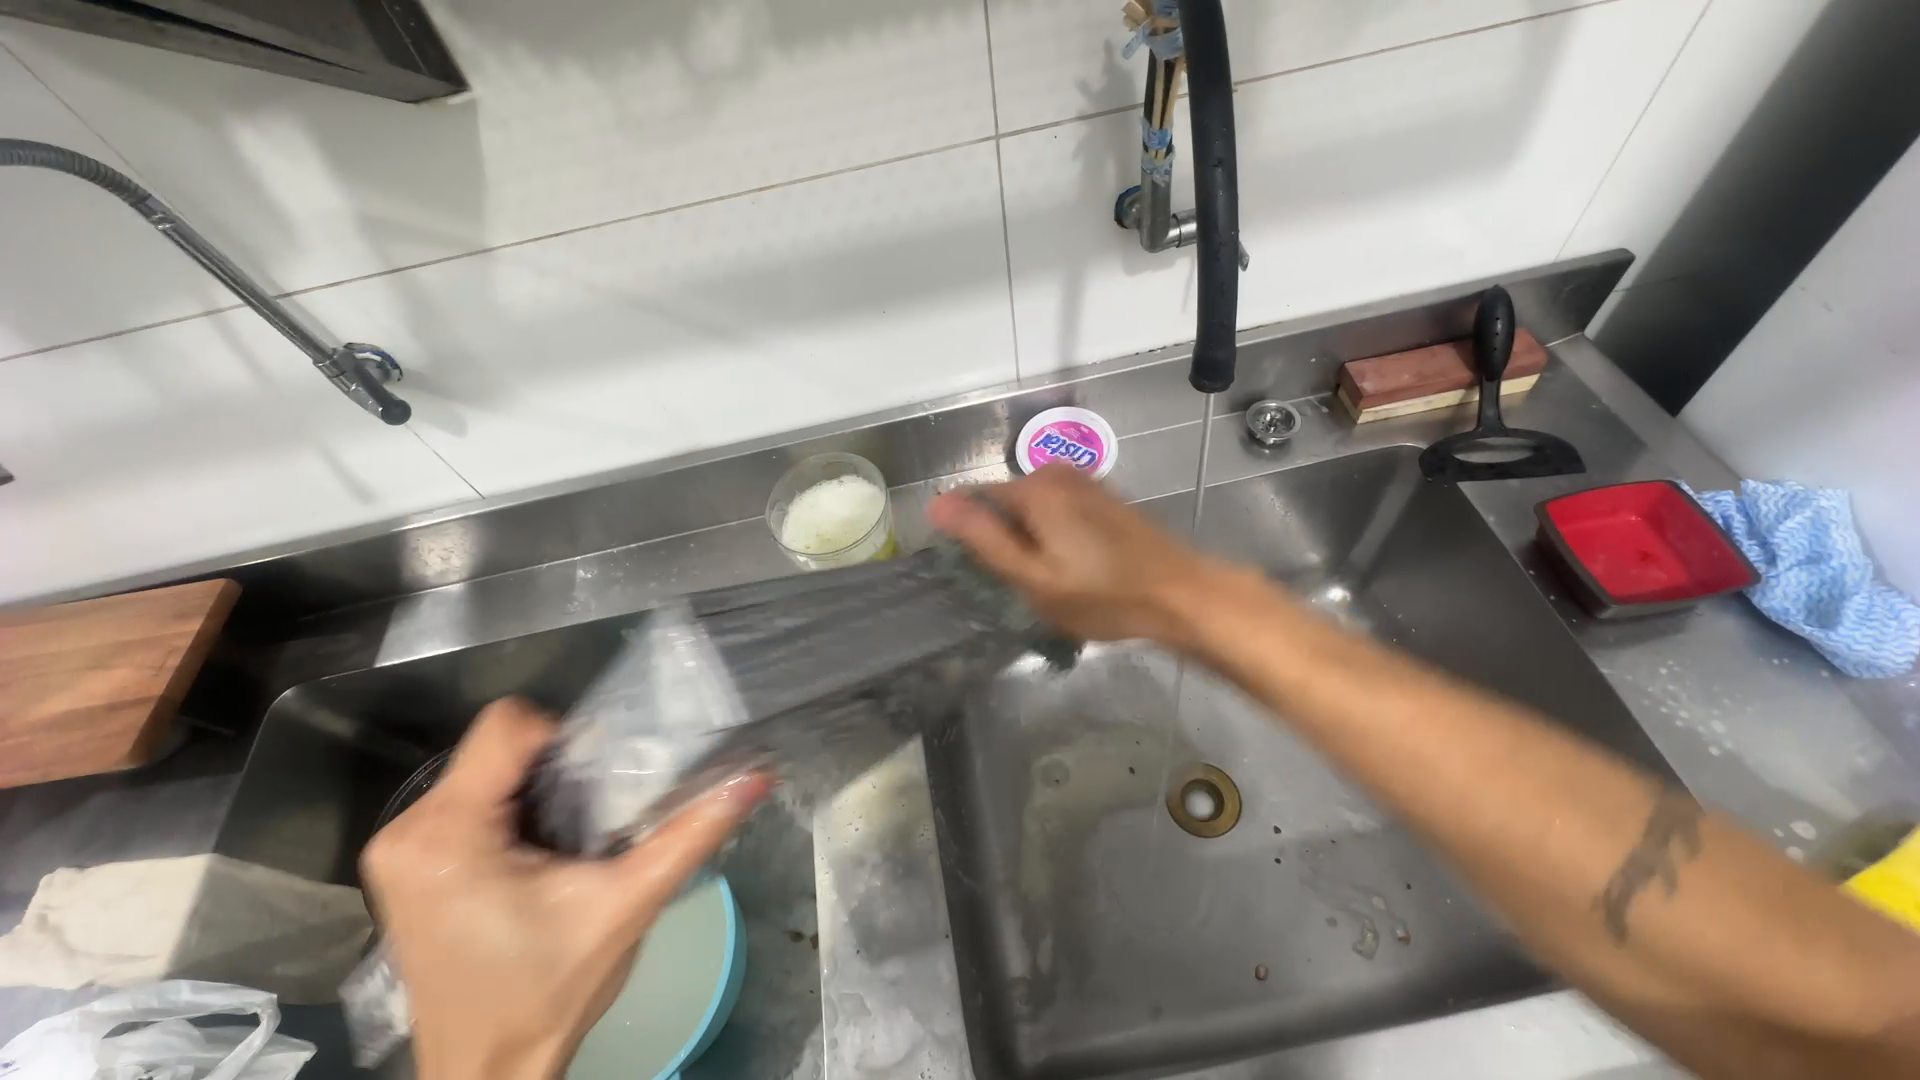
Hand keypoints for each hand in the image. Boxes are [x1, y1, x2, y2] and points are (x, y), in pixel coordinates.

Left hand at [361, 697, 771, 1079]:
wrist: (490, 1071)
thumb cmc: (551, 990)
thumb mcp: (630, 904)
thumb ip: (693, 833)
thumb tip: (755, 779)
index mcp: (448, 833)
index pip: (508, 726)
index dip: (568, 737)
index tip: (603, 779)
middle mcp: (409, 830)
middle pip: (500, 748)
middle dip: (559, 767)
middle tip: (600, 812)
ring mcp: (400, 848)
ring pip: (488, 770)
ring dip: (541, 789)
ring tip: (577, 834)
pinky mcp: (408, 865)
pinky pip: (473, 799)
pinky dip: (518, 810)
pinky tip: (546, 851)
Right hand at [928, 464, 1229, 648]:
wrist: (1179, 594)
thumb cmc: (1102, 594)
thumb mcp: (1033, 577)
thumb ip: (984, 538)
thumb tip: (936, 503)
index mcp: (1034, 489)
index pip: (973, 498)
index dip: (969, 535)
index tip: (984, 570)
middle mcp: (1055, 473)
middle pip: (1004, 503)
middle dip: (1003, 538)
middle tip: (1023, 584)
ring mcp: (1083, 482)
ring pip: (1031, 509)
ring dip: (1030, 540)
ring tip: (1049, 580)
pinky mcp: (1102, 497)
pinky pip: (1057, 511)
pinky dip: (1054, 536)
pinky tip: (1073, 567)